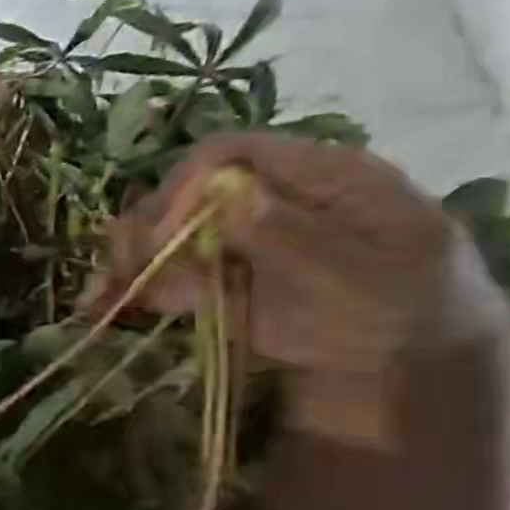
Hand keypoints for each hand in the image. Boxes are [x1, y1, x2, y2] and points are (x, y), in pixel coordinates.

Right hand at [99, 132, 509, 441]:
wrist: (408, 354)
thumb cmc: (402, 303)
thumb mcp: (360, 270)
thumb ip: (294, 234)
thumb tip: (229, 195)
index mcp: (305, 174)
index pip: (224, 155)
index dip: (183, 188)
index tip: (163, 238)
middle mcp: (254, 197)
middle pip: (178, 193)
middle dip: (143, 230)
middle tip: (126, 272)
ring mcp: (229, 237)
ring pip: (159, 233)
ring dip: (125, 261)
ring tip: (103, 295)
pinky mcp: (212, 276)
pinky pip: (161, 274)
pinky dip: (129, 288)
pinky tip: (101, 306)